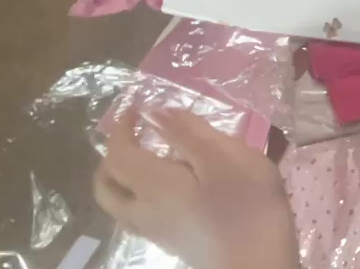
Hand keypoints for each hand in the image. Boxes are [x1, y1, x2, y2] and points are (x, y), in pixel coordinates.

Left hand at [93, 108, 298, 268]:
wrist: (252, 257)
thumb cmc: (244, 199)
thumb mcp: (224, 156)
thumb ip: (189, 133)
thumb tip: (156, 113)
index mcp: (153, 184)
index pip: (120, 154)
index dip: (121, 129)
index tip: (135, 107)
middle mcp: (140, 208)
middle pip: (107, 183)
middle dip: (112, 155)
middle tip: (134, 132)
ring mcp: (152, 228)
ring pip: (116, 202)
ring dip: (120, 175)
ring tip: (146, 155)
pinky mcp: (167, 238)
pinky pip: (133, 212)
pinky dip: (135, 191)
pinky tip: (166, 185)